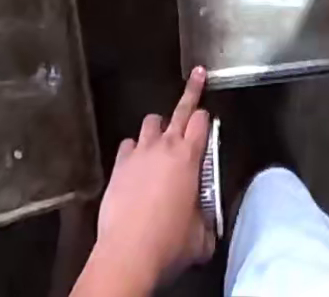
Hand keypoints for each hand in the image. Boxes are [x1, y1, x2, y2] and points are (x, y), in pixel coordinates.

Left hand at [75, 68, 214, 295]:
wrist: (128, 253)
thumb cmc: (169, 243)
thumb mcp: (200, 236)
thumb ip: (207, 222)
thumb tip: (210, 226)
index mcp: (190, 157)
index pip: (202, 121)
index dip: (207, 117)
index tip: (208, 117)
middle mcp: (166, 145)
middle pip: (181, 108)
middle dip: (193, 89)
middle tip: (199, 74)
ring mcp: (140, 151)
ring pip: (151, 121)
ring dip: (159, 127)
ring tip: (161, 139)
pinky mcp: (119, 163)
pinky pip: (128, 144)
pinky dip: (134, 149)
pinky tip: (135, 163)